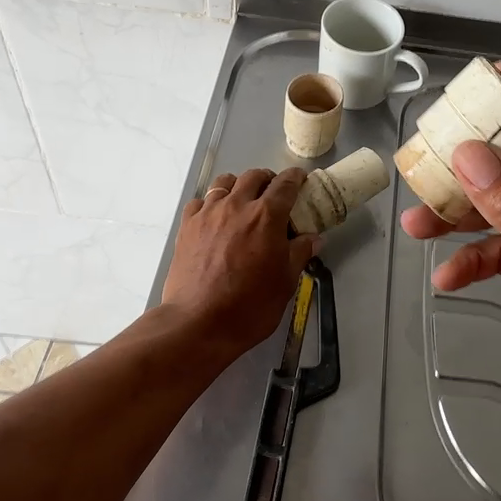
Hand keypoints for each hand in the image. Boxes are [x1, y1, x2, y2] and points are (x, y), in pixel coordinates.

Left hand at [163, 168, 319, 358]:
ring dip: (238, 186)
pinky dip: (210, 203)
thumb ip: (299, 254)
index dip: (295, 178)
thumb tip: (313, 239)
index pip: (285, 184)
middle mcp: (237, 205)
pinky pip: (200, 201)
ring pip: (225, 182)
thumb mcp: (285, 283)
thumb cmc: (250, 306)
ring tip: (242, 201)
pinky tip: (214, 218)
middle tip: (272, 194)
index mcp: (267, 216)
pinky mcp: (187, 226)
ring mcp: (209, 213)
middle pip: (254, 176)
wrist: (198, 323)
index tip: (299, 179)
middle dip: (267, 180)